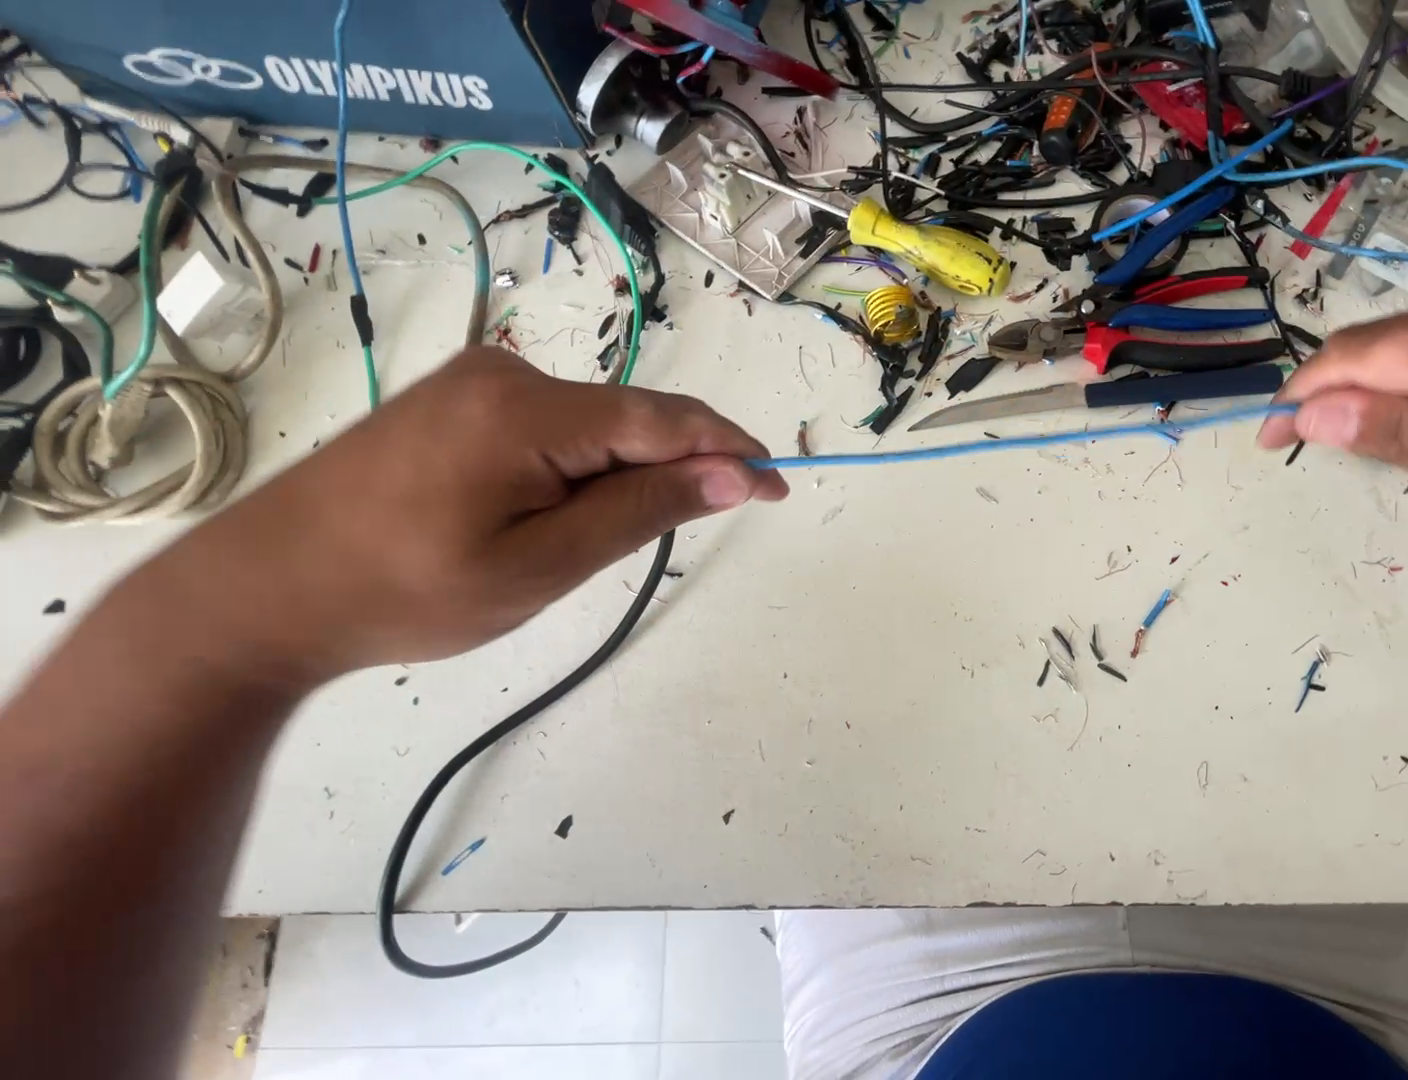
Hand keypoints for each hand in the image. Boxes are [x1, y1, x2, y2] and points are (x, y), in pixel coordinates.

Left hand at [138, 347, 786, 681]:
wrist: (261, 594)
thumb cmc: (407, 594)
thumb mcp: (542, 566)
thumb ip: (641, 512)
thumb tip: (731, 474)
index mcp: (526, 411)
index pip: (663, 420)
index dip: (730, 450)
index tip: (779, 487)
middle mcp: (508, 376)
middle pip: (632, 417)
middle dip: (679, 466)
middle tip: (692, 528)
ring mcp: (478, 384)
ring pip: (598, 425)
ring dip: (628, 473)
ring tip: (593, 542)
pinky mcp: (460, 402)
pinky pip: (558, 428)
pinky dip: (588, 467)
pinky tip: (561, 513)